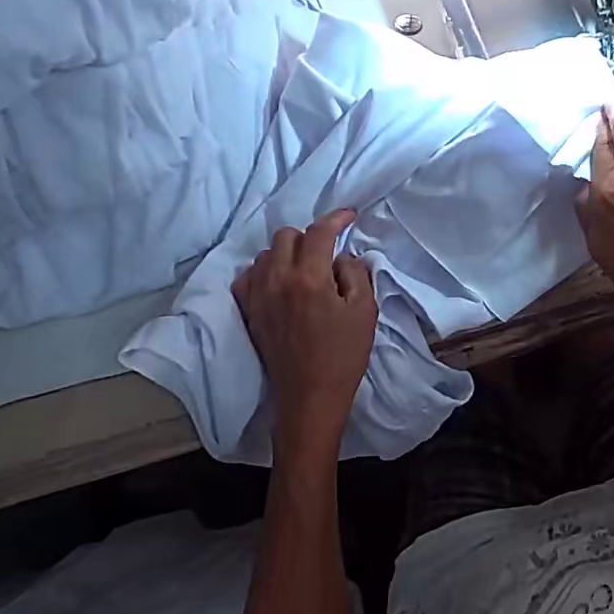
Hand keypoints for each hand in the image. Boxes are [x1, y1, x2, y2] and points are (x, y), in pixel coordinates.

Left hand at [232, 208, 377, 456]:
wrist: (309, 398)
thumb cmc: (343, 356)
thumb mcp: (365, 311)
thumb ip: (355, 273)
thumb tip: (340, 256)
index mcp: (308, 277)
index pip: (319, 232)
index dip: (337, 218)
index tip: (350, 216)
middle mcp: (277, 279)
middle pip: (287, 235)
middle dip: (310, 237)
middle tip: (328, 253)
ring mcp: (257, 295)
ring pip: (266, 253)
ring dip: (287, 253)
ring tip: (305, 270)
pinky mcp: (248, 311)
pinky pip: (248, 275)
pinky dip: (264, 271)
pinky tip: (279, 283)